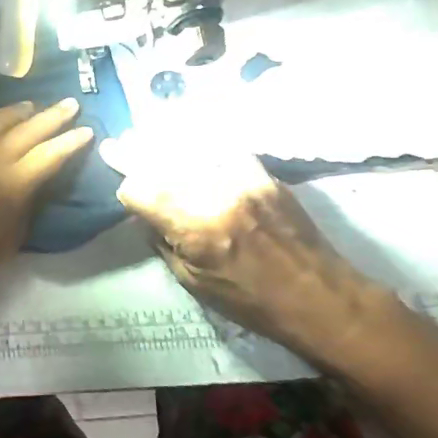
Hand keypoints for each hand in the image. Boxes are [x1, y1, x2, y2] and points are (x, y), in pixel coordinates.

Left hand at [0, 93, 95, 307]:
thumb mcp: (18, 229)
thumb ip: (30, 197)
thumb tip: (40, 176)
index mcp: (14, 182)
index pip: (50, 154)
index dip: (71, 142)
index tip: (87, 130)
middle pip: (26, 131)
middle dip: (51, 117)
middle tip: (69, 104)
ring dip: (12, 112)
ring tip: (28, 105)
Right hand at [99, 123, 399, 364]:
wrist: (320, 296)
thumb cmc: (251, 302)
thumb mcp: (192, 281)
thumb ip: (162, 242)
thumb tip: (143, 216)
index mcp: (193, 227)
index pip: (140, 190)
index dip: (127, 192)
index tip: (123, 191)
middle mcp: (215, 194)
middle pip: (161, 161)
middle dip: (135, 154)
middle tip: (117, 146)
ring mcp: (242, 179)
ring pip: (191, 146)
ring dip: (164, 142)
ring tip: (146, 135)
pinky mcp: (263, 174)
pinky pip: (223, 147)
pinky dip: (202, 143)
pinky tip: (190, 139)